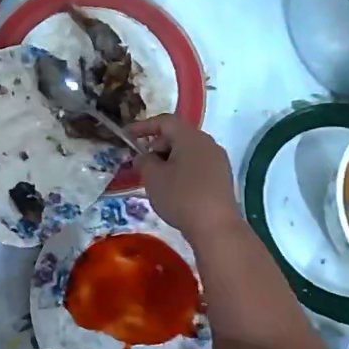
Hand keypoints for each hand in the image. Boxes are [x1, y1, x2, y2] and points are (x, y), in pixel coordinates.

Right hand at [128, 115, 240, 236]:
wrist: (215, 226)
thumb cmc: (180, 196)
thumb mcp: (153, 178)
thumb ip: (144, 161)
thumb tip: (144, 156)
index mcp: (191, 138)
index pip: (165, 122)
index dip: (144, 126)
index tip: (127, 135)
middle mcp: (207, 143)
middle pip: (177, 135)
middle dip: (156, 145)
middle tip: (142, 164)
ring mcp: (217, 160)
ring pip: (187, 151)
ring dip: (168, 159)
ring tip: (156, 178)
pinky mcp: (221, 176)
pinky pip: (196, 164)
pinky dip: (180, 169)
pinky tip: (173, 188)